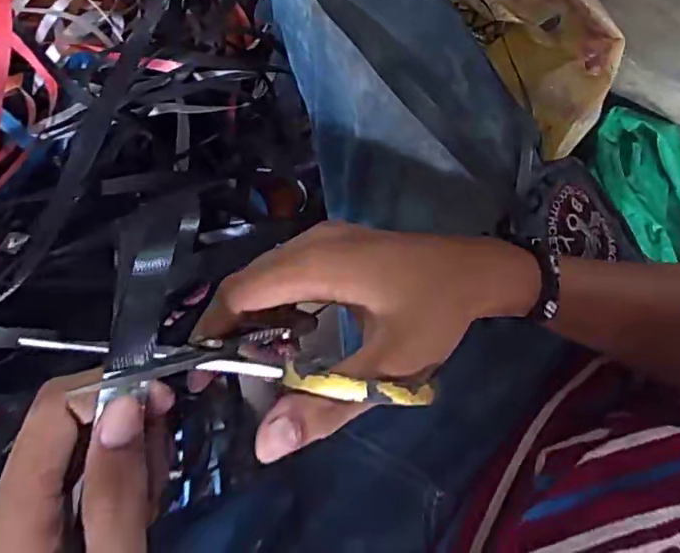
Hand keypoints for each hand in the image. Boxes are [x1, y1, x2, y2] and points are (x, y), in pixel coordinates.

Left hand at [0, 371, 174, 552]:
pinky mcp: (7, 541)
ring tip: (144, 504)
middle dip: (125, 427)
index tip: (161, 405)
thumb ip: (118, 492)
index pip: (55, 404)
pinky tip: (120, 518)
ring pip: (67, 452)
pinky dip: (101, 484)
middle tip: (160, 467)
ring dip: (119, 457)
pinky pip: (58, 484)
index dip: (114, 387)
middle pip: (64, 424)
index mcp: (10, 518)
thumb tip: (127, 399)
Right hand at [195, 222, 535, 463]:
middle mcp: (315, 240)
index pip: (241, 290)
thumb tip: (265, 444)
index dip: (213, 330)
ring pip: (269, 273)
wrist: (478, 268)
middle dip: (229, 327)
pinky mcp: (339, 243)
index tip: (201, 375)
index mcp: (319, 261)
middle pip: (249, 279)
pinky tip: (292, 336)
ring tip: (257, 365)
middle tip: (225, 380)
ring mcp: (328, 236)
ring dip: (255, 315)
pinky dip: (278, 301)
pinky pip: (290, 269)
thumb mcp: (387, 364)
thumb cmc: (434, 311)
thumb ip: (326, 401)